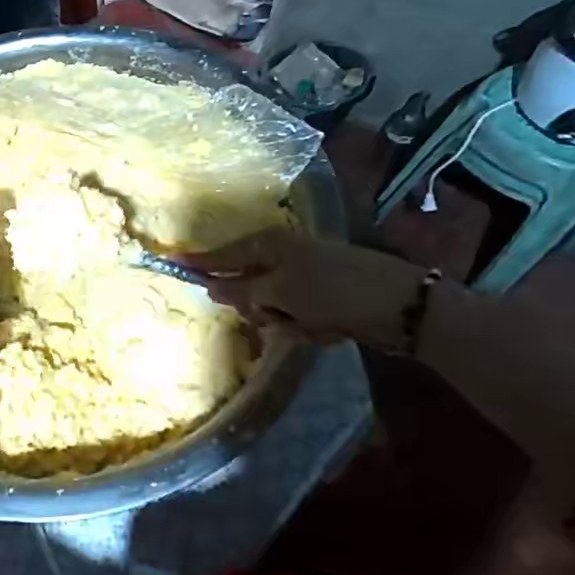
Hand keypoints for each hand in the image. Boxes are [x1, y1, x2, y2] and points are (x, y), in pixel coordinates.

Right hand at [178, 229, 433, 350]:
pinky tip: (330, 329)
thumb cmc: (333, 292)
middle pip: (247, 286)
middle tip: (278, 318)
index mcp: (269, 244)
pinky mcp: (324, 295)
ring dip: (288, 322)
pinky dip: (309, 327)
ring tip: (314, 325)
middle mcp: (284, 255)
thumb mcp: (280, 293)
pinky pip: (298, 316)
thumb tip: (210, 287)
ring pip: (273, 306)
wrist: (404, 306)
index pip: (222, 254)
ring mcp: (305, 275)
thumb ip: (241, 291)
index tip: (170, 261)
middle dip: (260, 308)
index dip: (198, 262)